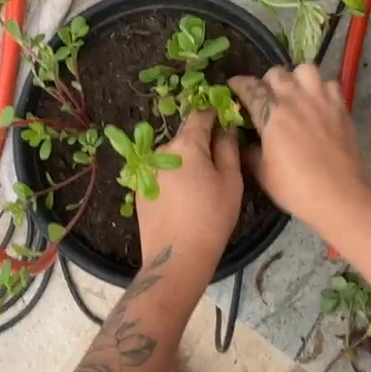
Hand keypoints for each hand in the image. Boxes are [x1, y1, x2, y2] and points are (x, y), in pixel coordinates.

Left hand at [137, 109, 243, 272]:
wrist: (177, 258)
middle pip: (186, 137)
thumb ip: (228, 147)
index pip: (200, 115)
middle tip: (221, 162)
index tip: (226, 117)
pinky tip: (185, 199)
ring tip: (203, 187)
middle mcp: (162, 151)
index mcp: (185, 144)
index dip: (214, 112)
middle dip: (203, 143)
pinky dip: (175, 178)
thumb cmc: (211, 217)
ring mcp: (147, 170)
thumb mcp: (230, 180)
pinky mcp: (140, 189)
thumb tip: (226, 126)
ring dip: (188, 162)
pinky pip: (162, 174)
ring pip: (174, 157)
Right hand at [228, 65, 370, 225]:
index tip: (234, 86)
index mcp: (272, 114)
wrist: (339, 195)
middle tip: (267, 97)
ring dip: (296, 78)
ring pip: (305, 70)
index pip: (250, 87)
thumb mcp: (263, 174)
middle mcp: (295, 99)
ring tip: (296, 94)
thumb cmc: (296, 187)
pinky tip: (319, 104)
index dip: (239, 84)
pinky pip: (330, 84)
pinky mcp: (341, 107)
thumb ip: (250, 152)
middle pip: (277, 73)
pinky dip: (321, 89)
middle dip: (267, 81)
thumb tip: (245, 142)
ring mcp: (321, 100)